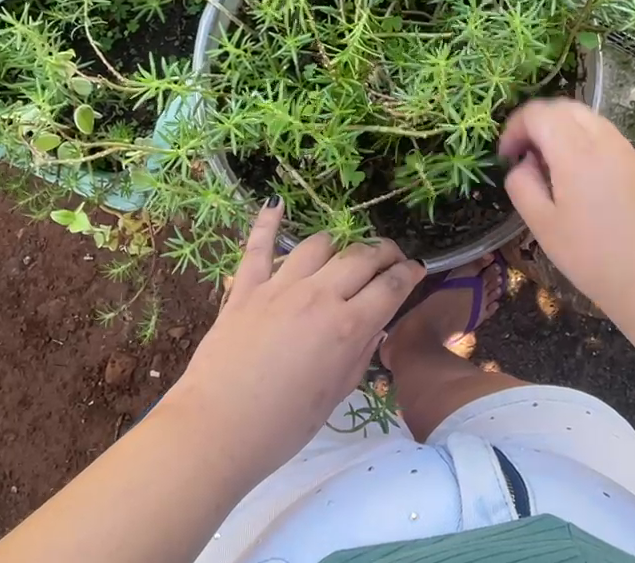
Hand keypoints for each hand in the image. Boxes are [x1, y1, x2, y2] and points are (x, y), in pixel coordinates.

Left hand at [159, 201, 423, 473]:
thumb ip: (360, 353)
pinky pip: (259, 246)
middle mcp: (319, 296)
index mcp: (347, 327)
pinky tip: (275, 203)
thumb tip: (375, 325)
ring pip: (319, 245)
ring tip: (343, 255)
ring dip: (338, 246)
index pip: (391, 286)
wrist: (216, 432)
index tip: (417, 269)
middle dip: (384, 252)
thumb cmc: (283, 426)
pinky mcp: (245, 289)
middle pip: (362, 256)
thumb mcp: (336, 394)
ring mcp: (280, 287)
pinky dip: (267, 222)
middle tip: (391, 258)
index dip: (410, 273)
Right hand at [499, 98, 634, 316]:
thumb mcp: (542, 226)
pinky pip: (604, 134)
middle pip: (563, 107)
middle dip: (536, 122)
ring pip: (586, 117)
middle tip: (523, 155)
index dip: (514, 128)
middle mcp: (604, 140)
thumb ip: (522, 184)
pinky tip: (576, 174)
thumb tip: (523, 164)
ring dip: (560, 128)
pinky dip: (582, 139)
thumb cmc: (592, 258)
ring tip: (548, 164)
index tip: (505, 157)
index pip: (538, 114)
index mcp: (576, 152)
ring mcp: (626, 150)